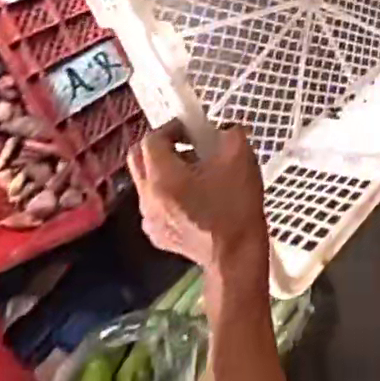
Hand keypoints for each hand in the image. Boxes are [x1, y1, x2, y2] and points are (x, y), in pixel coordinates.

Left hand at [127, 122, 268, 273]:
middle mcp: (147, 198)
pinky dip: (171, 193)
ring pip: (148, 182)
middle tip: (190, 144)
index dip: (173, 126)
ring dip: (167, 169)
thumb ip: (229, 132)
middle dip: (163, 145)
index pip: (151, 139)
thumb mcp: (240, 156)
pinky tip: (198, 197)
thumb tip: (223, 129)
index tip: (194, 128)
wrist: (235, 253)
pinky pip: (156, 203)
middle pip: (139, 159)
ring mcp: (148, 219)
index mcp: (163, 178)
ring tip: (199, 171)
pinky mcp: (157, 235)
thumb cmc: (236, 203)